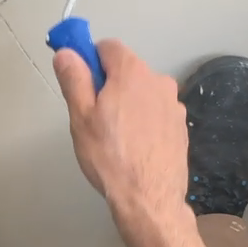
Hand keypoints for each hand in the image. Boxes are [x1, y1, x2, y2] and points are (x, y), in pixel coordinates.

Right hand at [55, 41, 224, 246]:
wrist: (148, 199)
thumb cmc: (109, 157)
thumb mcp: (81, 118)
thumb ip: (74, 79)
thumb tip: (66, 52)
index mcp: (131, 72)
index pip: (107, 47)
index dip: (89, 61)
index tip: (79, 84)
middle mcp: (158, 81)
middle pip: (126, 72)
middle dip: (109, 88)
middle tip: (94, 121)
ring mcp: (173, 105)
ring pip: (142, 95)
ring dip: (128, 107)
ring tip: (115, 141)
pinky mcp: (180, 127)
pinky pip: (155, 115)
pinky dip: (143, 125)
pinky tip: (134, 150)